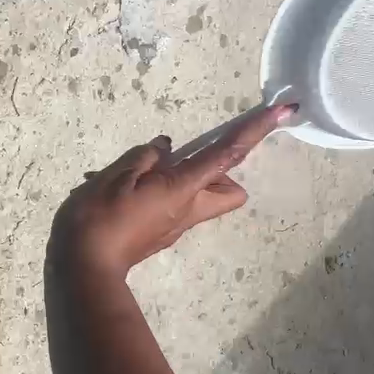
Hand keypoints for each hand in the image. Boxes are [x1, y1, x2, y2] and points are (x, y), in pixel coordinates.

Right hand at [50, 104, 293, 277]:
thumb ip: (144, 159)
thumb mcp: (113, 179)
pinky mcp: (164, 234)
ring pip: (205, 200)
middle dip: (218, 176)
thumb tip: (166, 146)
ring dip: (189, 186)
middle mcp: (191, 208)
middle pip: (232, 191)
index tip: (285, 110)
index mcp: (182, 188)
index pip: (227, 155)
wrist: (88, 263)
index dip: (255, 130)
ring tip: (144, 184)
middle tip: (178, 169)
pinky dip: (165, 197)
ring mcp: (179, 225)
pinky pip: (179, 209)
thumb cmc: (100, 217)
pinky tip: (129, 201)